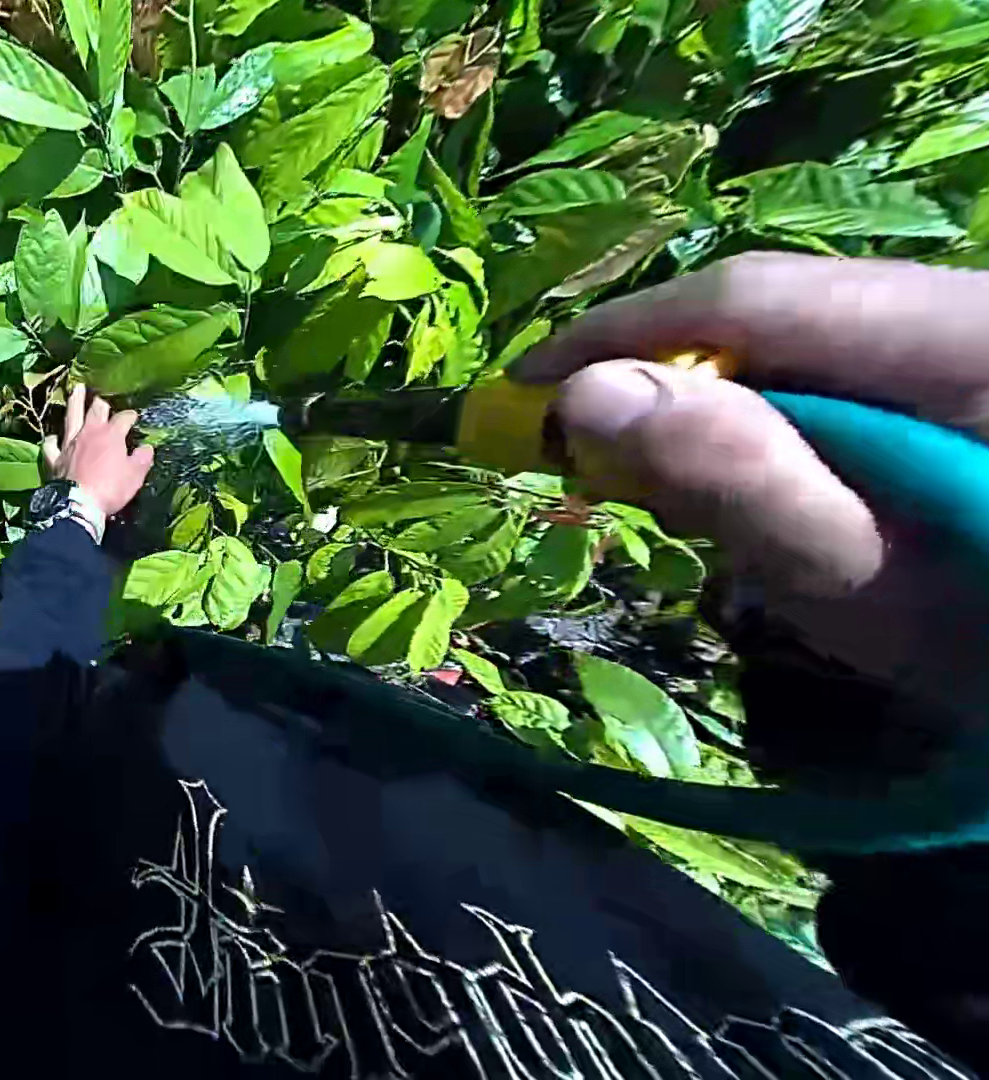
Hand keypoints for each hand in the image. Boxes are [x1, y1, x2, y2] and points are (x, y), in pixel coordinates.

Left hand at [41, 386, 154, 517]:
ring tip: (76, 390)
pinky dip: (53, 440)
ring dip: (74, 402)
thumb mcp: (135, 475)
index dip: (130, 416)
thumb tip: (147, 448)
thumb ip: (142, 459)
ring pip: (71, 417)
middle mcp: (89, 433)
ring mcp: (69, 444)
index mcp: (111, 435)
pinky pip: (51, 445)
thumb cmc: (111, 488)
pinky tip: (53, 438)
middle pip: (96, 409)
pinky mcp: (55, 458)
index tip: (134, 417)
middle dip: (101, 402)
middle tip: (101, 397)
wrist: (80, 504)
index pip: (123, 418)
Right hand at [513, 253, 988, 773]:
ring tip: (635, 460)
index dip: (614, 332)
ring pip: (782, 334)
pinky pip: (815, 361)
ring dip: (686, 390)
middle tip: (566, 435)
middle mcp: (973, 311)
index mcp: (968, 343)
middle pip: (764, 308)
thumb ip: (728, 473)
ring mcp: (967, 333)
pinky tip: (725, 462)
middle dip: (643, 365)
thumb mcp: (842, 568)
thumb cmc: (975, 630)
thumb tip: (583, 392)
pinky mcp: (956, 365)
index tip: (524, 385)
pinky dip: (738, 408)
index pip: (746, 299)